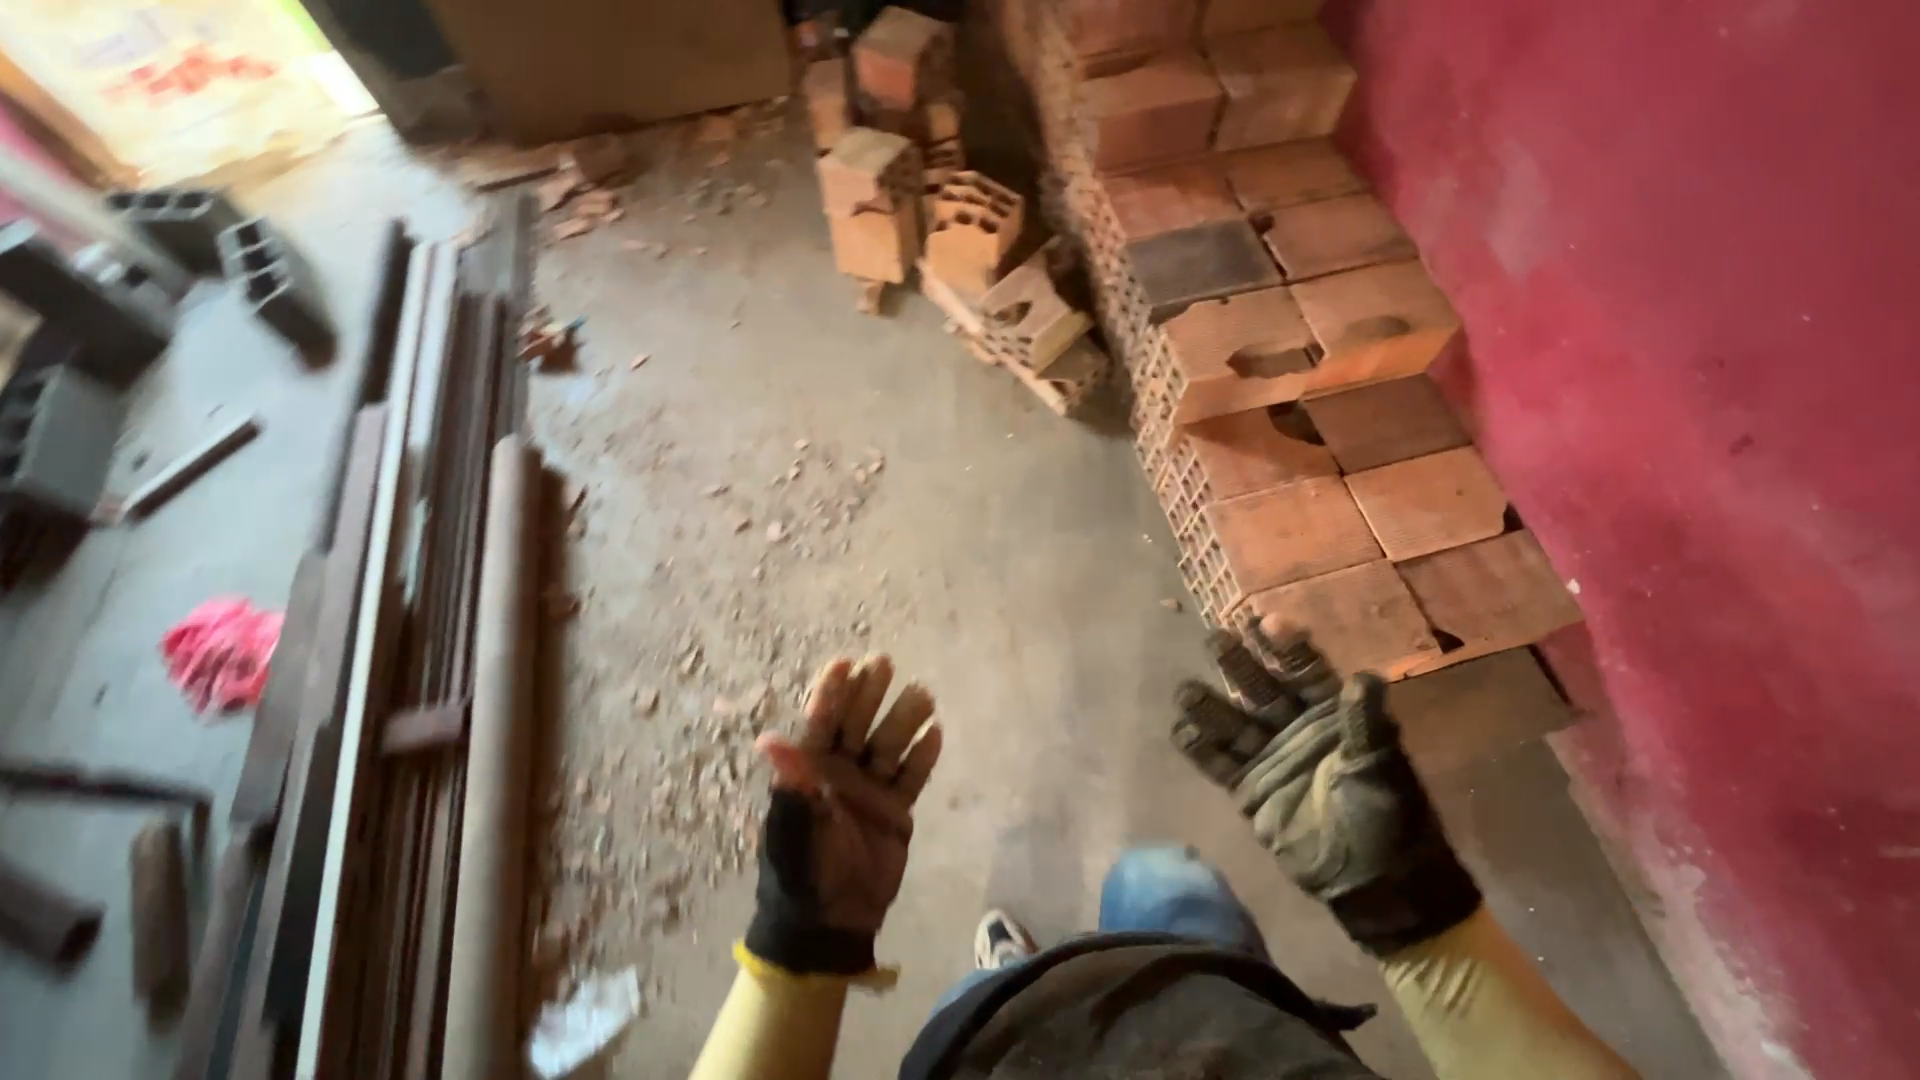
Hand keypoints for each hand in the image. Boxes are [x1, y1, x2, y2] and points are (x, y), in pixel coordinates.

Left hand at [746, 656, 941, 975]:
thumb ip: (791, 785)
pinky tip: (936, 734)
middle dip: (869, 693)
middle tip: (883, 661)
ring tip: (922, 693)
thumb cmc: (803, 872)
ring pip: (889, 744)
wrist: (832, 922)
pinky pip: (912, 776)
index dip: (831, 693)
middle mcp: (841, 771)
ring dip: (904, 718)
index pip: (821, 722)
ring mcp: (871, 788)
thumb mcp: (793, 830)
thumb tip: (768, 739)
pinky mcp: (896, 809)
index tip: (844, 662)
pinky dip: (923, 756)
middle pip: (857, 723)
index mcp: (810, 772)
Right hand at [1173, 621, 1479, 955]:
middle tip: (1215, 638)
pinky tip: (1181, 730)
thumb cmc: (1387, 815)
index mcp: (1329, 714)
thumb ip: (1365, 723)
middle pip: (1259, 687)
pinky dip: (1199, 748)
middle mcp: (1293, 726)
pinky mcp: (1247, 788)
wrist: (1374, 880)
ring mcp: (1267, 756)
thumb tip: (1364, 677)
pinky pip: (1217, 763)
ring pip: (1231, 721)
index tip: (1265, 621)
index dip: (1286, 647)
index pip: (1304, 671)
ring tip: (1186, 690)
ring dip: (1209, 704)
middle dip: (1239, 663)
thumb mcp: (1380, 766)